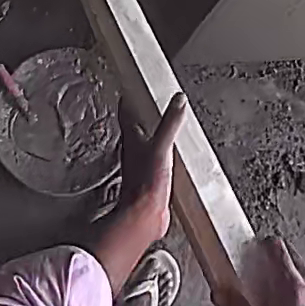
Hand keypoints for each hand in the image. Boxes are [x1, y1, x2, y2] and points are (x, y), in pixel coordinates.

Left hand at [92, 93, 188, 294]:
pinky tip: (169, 156)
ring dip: (149, 134)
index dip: (127, 99)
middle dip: (138, 115)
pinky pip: (156, 160)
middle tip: (144, 103)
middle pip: (133, 127)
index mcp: (132, 138)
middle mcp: (134, 150)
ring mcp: (142, 165)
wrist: (144, 217)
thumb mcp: (161, 147)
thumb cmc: (146, 183)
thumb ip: (170, 123)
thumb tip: (178, 99)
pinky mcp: (152, 179)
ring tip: (158, 125)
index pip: (126, 112)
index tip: (129, 88)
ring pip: (143, 143)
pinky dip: (162, 153)